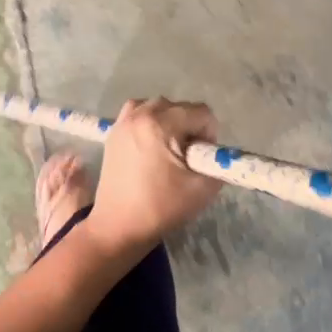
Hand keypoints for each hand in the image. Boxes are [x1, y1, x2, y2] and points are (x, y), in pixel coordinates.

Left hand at [85, 98, 222, 254]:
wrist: (119, 225)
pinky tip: (151, 148)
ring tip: (168, 152)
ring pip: (157, 107)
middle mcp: (138, 113)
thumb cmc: (162, 207)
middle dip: (189, 128)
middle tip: (186, 158)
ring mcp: (122, 121)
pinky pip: (138, 114)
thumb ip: (219, 162)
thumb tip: (213, 151)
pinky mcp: (112, 132)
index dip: (209, 135)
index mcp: (160, 123)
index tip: (201, 159)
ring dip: (169, 123)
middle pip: (178, 107)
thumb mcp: (204, 187)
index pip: (201, 112)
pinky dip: (149, 124)